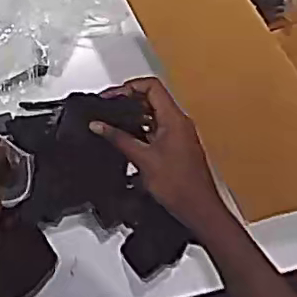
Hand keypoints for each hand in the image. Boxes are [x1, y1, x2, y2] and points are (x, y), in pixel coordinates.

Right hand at [90, 77, 227, 222]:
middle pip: (152, 97)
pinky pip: (156, 128)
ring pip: (153, 113)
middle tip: (109, 106)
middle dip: (128, 100)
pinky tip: (127, 140)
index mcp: (174, 119)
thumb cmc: (180, 186)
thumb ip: (118, 138)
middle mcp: (179, 123)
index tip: (113, 95)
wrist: (198, 209)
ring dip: (133, 115)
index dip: (129, 87)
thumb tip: (99, 125)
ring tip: (114, 123)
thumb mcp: (142, 159)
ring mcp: (179, 134)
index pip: (152, 87)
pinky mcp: (176, 146)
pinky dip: (140, 129)